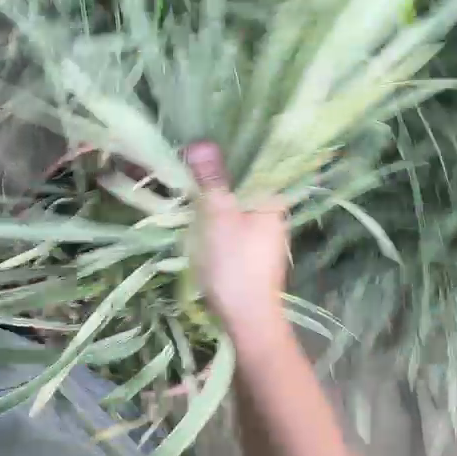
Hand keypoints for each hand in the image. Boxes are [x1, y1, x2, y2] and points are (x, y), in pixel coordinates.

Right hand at [184, 142, 289, 341]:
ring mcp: (260, 226)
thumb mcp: (218, 216)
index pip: (255, 158)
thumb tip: (201, 141)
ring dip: (212, 183)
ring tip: (184, 169)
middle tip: (184, 150)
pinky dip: (213, 202)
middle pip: (242, 175)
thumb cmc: (235, 265)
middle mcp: (271, 208)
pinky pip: (229, 210)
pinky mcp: (247, 241)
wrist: (246, 319)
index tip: (200, 136)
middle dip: (215, 163)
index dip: (228, 144)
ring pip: (234, 193)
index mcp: (272, 198)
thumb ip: (212, 179)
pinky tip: (193, 200)